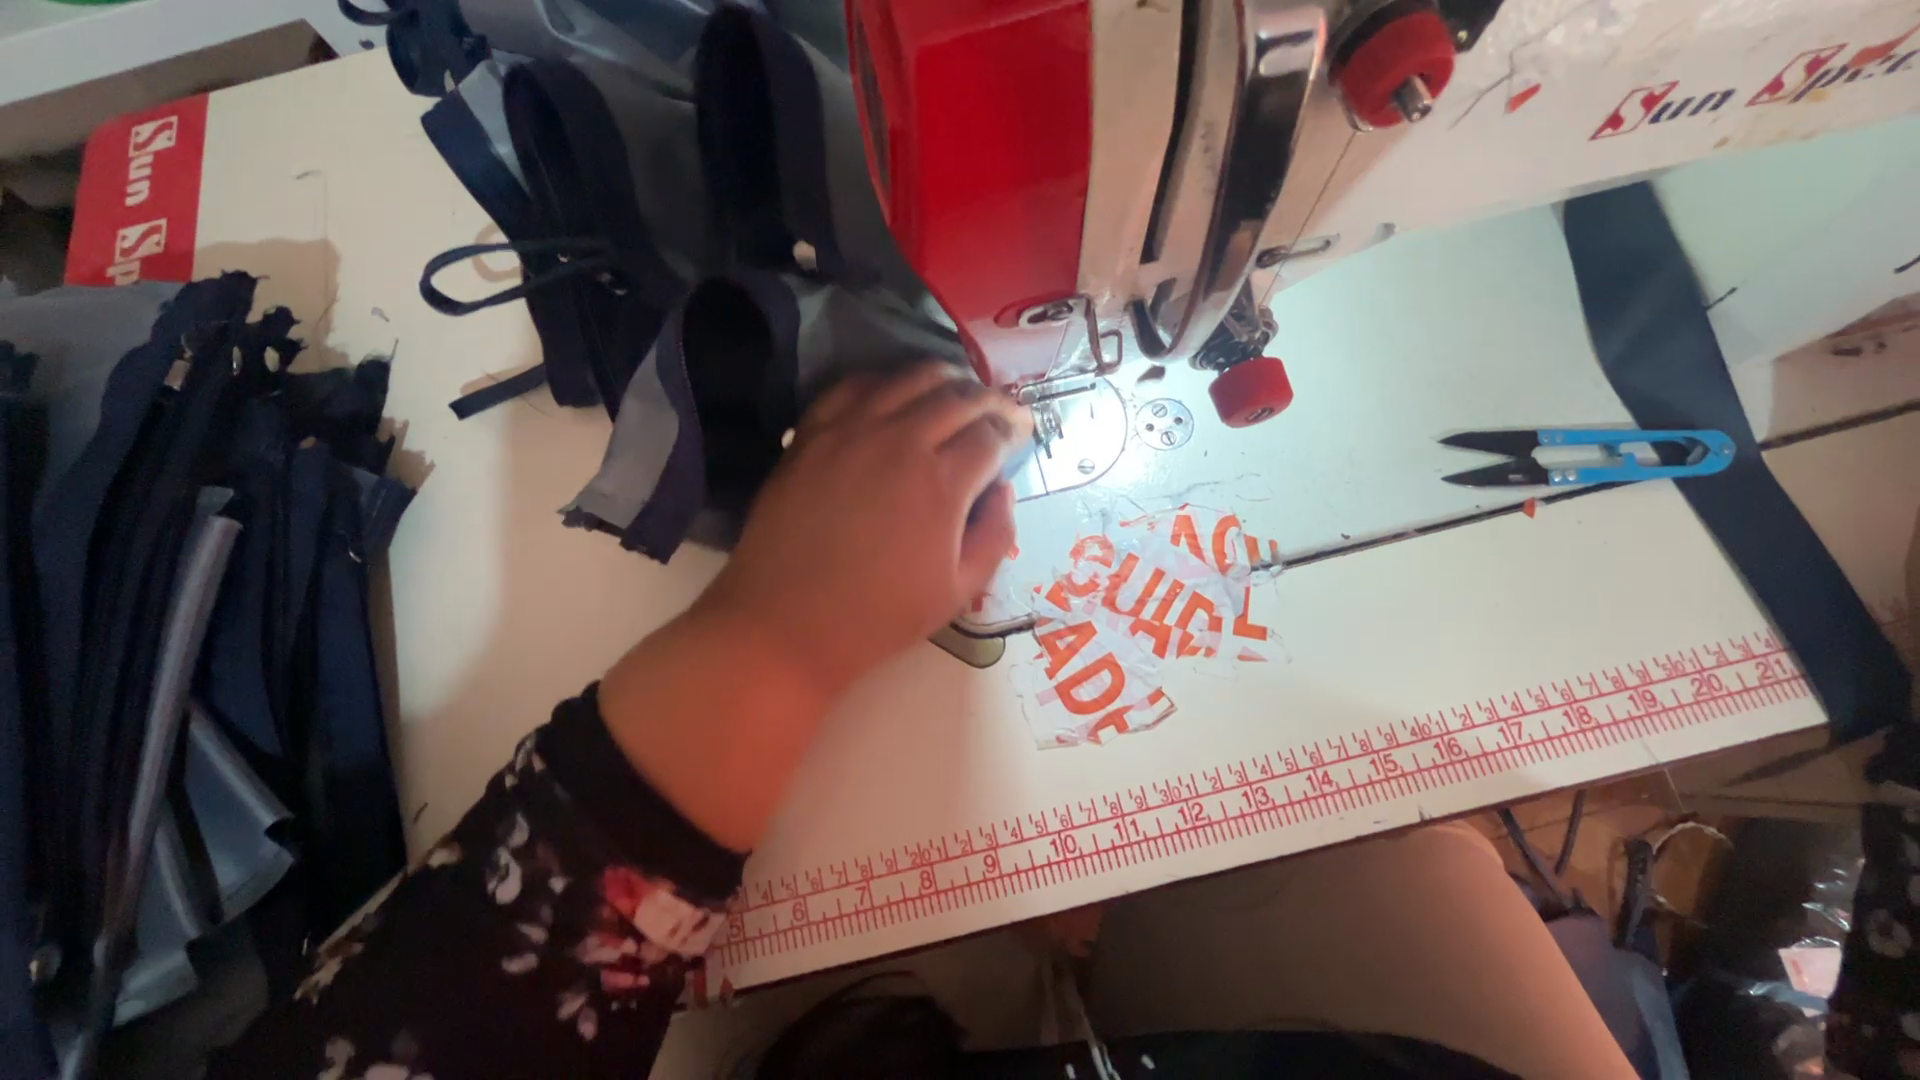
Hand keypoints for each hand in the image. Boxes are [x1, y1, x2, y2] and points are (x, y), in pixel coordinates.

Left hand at [695, 362, 1033, 696]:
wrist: (786, 623)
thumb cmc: (878, 617)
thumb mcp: (959, 591)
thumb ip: (996, 535)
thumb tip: (1002, 489)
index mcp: (941, 484)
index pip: (991, 434)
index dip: (1014, 429)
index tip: (1022, 432)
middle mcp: (899, 441)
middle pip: (958, 396)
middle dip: (990, 399)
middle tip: (1001, 410)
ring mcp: (851, 431)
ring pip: (910, 378)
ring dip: (946, 379)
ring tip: (958, 390)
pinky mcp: (812, 433)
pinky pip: (855, 386)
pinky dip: (887, 382)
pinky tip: (896, 394)